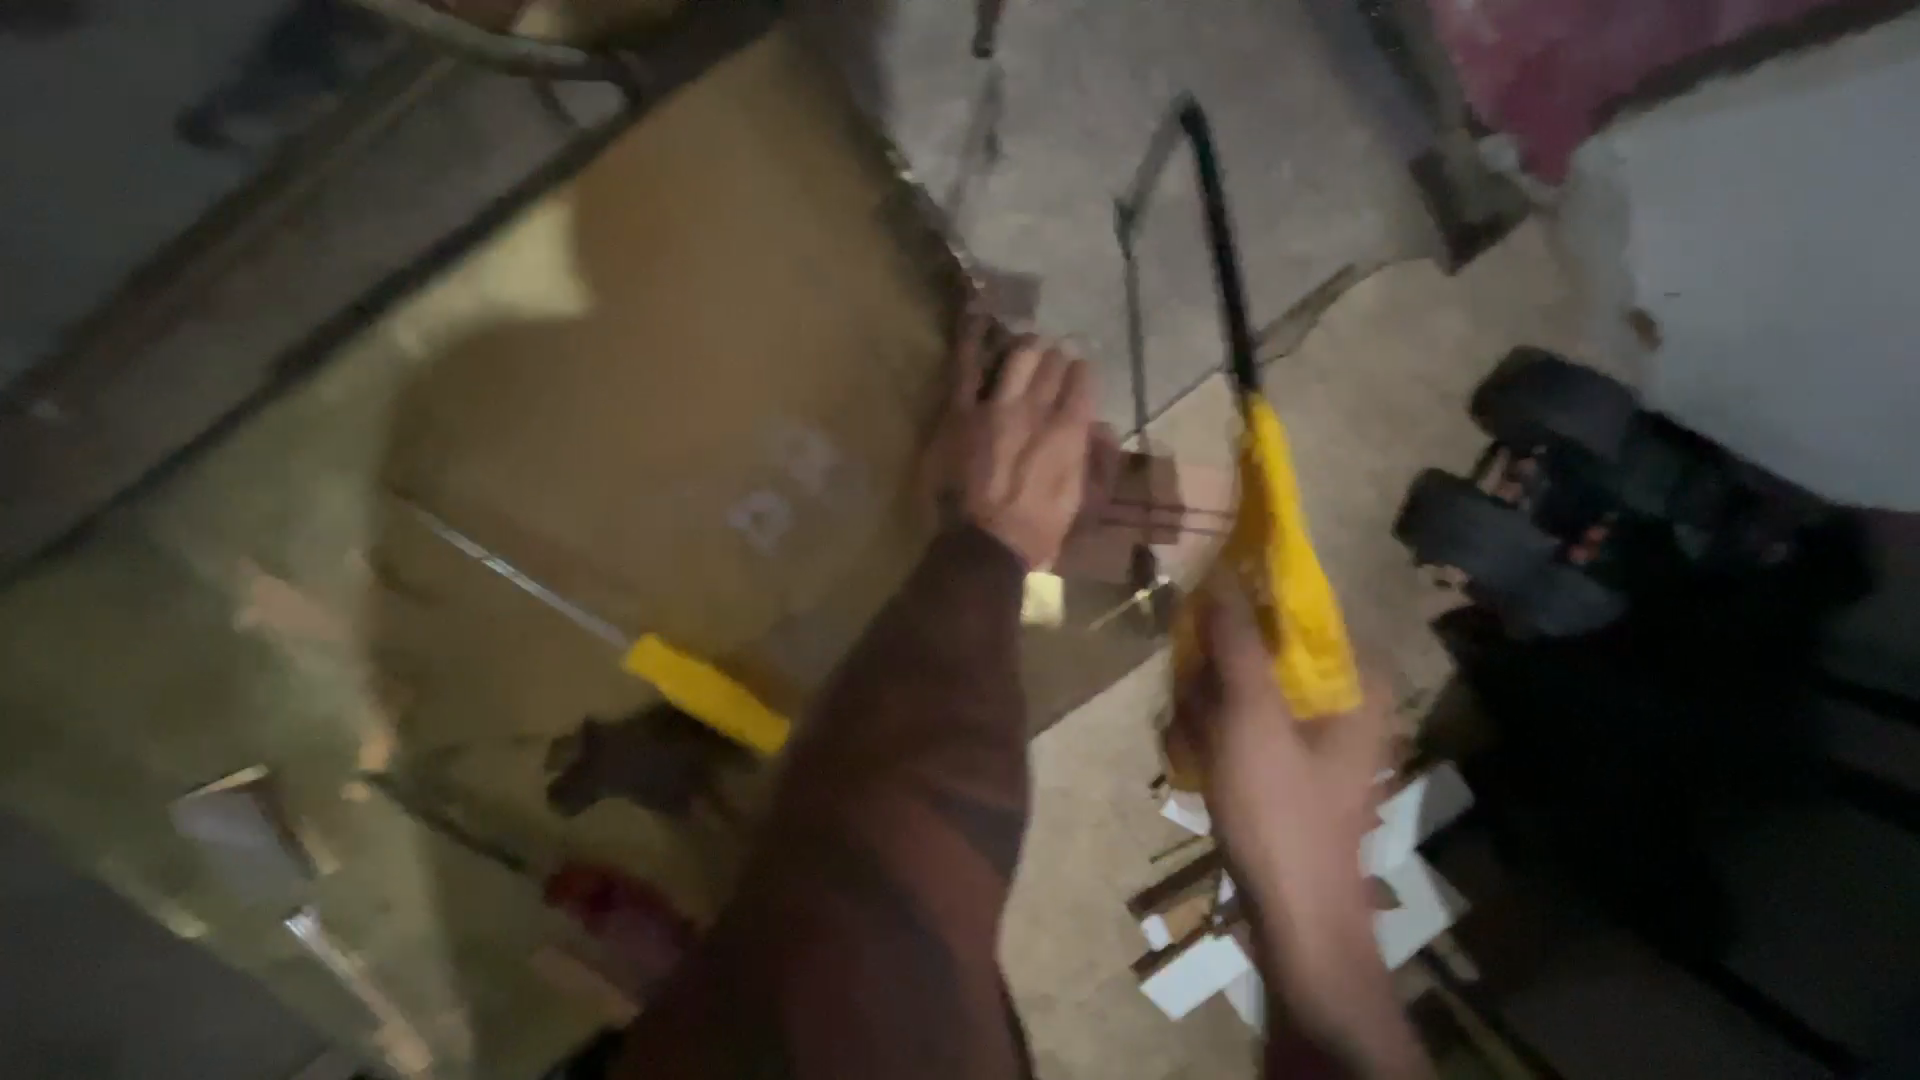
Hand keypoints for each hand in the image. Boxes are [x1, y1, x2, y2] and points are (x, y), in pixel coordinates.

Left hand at [934, 311, 1096, 568]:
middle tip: (1054, 357)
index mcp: (1070, 431)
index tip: (1080, 373)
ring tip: (1028, 343)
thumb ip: (1097, 461)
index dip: (1082, 374)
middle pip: (1052, 364)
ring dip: (1026, 345)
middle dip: (1056, 357)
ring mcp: (996, 406)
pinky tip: (977, 318)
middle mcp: (1037, 409)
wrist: (984, 545)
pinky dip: (973, 340)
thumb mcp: (1083, 503)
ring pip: (1017, 356)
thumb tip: (1103, 429)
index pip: (1083, 383)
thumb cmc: (1038, 532)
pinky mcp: (960, 412)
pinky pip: (966, 367)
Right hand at [1171, 589, 1412, 1062]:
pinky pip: (1248, 727)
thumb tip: (1220, 580)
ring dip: (1210, 706)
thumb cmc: (1281, 811)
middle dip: (1219, 673)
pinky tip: (1197, 758)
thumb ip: (1238, 646)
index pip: (1302, 616)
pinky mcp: (1297, 769)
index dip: (1247, 610)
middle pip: (1269, 654)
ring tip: (1192, 737)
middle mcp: (1348, 704)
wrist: (1298, 918)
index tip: (1204, 623)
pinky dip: (1218, 735)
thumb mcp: (1252, 719)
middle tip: (1193, 699)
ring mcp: (1322, 740)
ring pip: (1251, 691)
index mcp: (1358, 684)